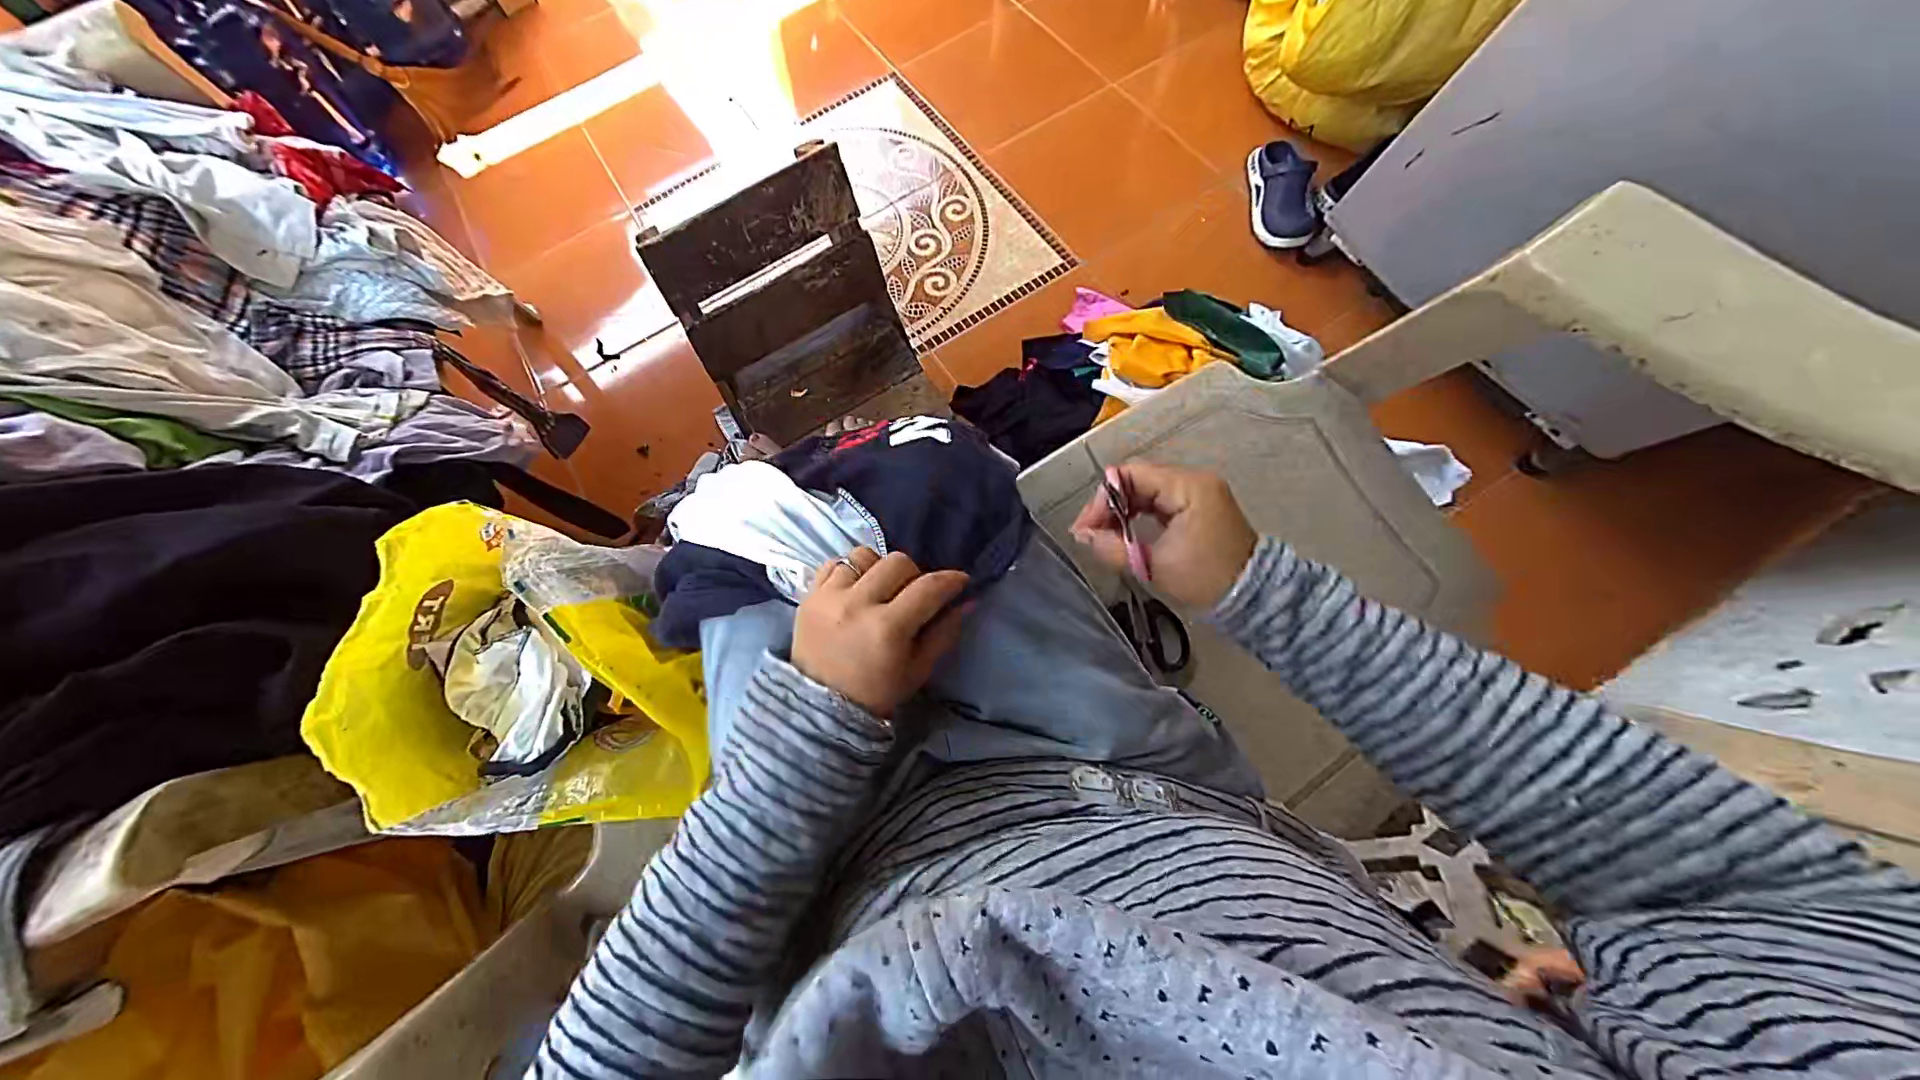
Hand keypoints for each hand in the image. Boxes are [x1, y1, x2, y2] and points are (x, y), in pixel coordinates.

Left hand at [791, 548, 969, 717]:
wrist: (821, 708)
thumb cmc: (876, 692)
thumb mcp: (918, 669)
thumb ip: (945, 633)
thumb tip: (968, 602)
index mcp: (888, 628)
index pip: (929, 587)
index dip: (951, 580)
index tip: (959, 581)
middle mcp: (857, 604)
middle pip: (898, 562)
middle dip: (914, 575)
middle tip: (914, 593)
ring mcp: (829, 597)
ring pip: (863, 556)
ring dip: (879, 568)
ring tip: (879, 589)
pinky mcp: (809, 596)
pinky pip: (833, 564)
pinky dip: (849, 571)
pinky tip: (855, 589)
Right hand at [1070, 462, 1256, 608]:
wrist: (1252, 594)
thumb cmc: (1208, 579)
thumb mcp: (1154, 565)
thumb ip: (1113, 547)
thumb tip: (1083, 535)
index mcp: (1188, 487)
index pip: (1131, 475)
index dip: (1103, 498)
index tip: (1087, 526)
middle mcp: (1194, 481)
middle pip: (1137, 479)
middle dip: (1109, 505)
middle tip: (1090, 532)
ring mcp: (1198, 492)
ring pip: (1146, 490)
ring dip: (1122, 509)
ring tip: (1104, 534)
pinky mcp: (1198, 506)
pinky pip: (1160, 500)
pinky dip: (1139, 513)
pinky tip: (1125, 532)